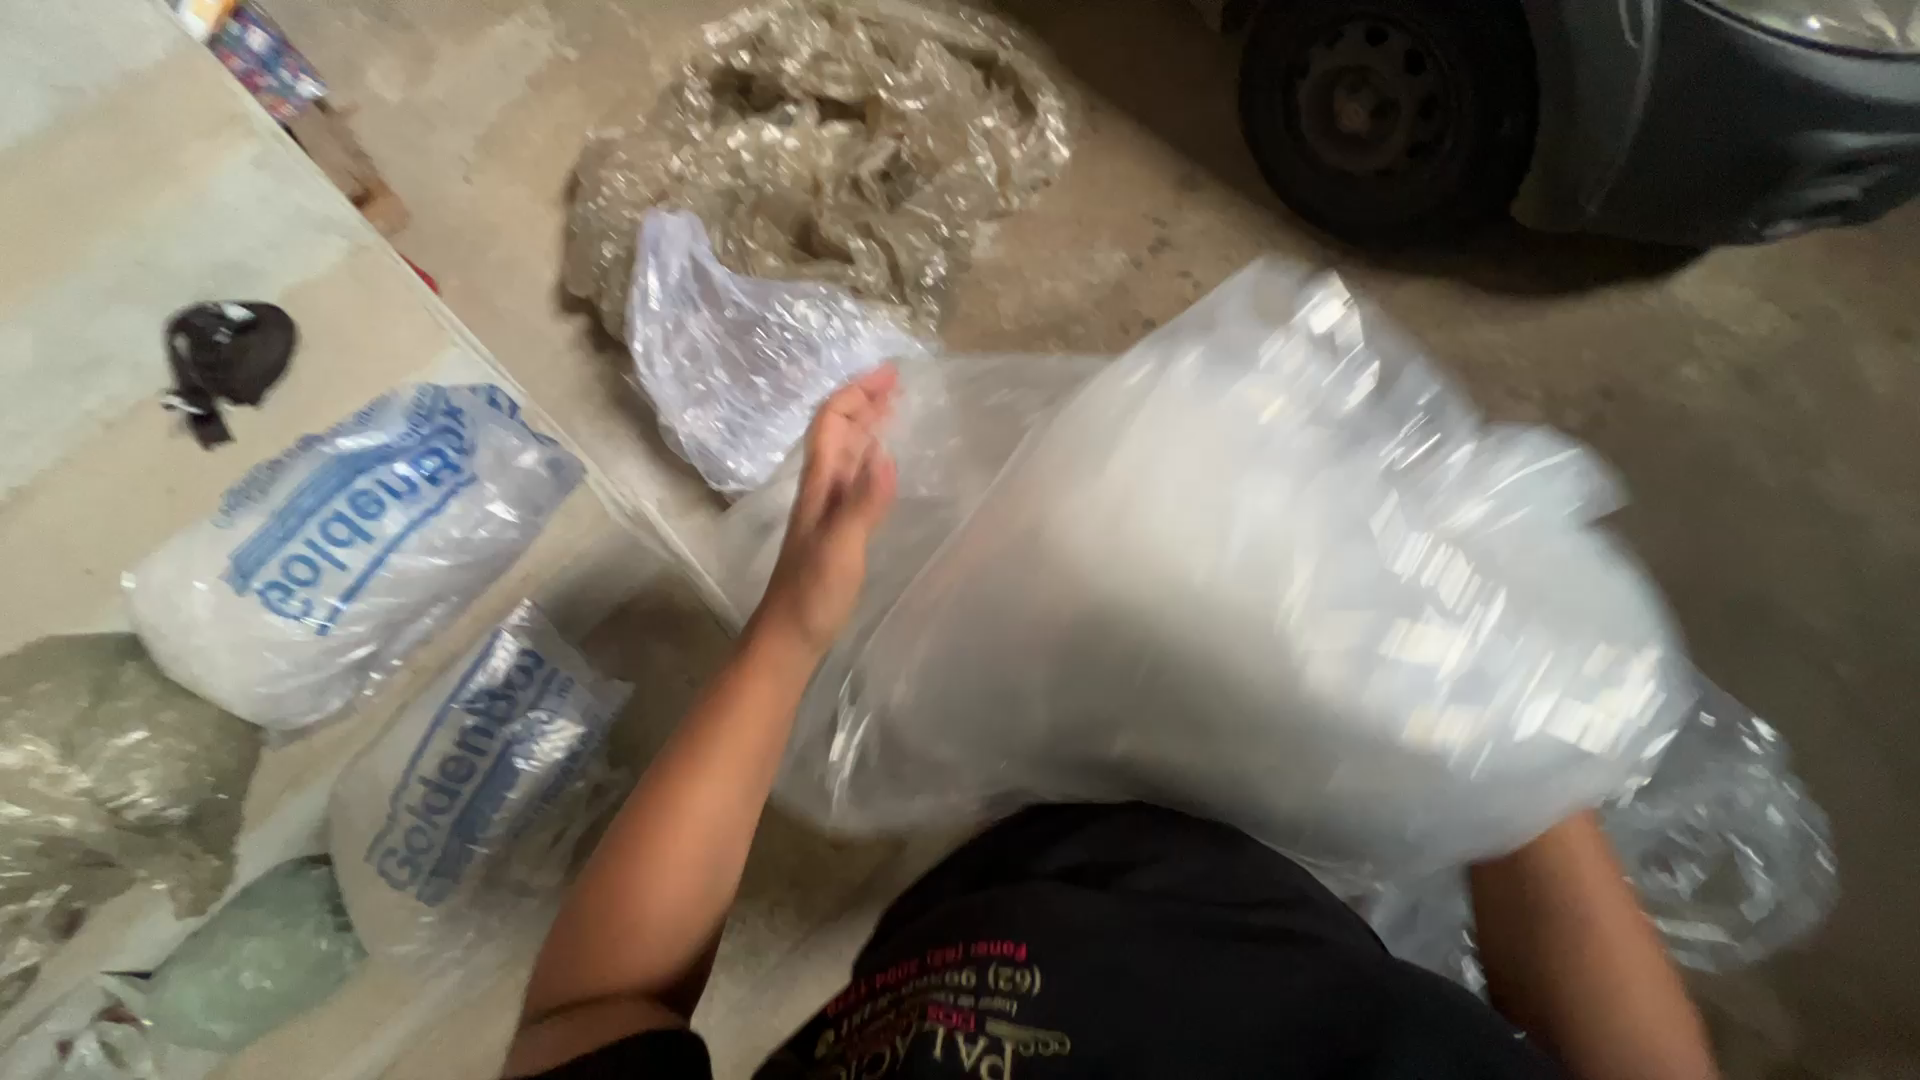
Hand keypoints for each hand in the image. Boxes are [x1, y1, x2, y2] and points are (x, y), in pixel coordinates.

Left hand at [747, 365, 899, 658]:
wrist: (788, 635)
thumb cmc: (813, 593)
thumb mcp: (841, 547)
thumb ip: (863, 502)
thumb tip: (885, 452)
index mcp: (820, 485)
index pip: (832, 422)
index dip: (857, 393)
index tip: (890, 374)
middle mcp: (821, 488)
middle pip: (837, 430)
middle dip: (864, 399)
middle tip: (898, 381)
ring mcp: (827, 508)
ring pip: (846, 451)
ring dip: (867, 423)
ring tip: (894, 408)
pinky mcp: (837, 527)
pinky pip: (854, 477)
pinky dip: (870, 456)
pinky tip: (883, 462)